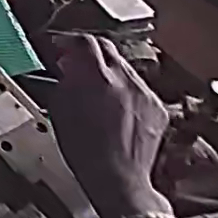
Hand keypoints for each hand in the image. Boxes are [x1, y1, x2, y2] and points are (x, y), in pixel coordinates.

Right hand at [47, 33, 171, 217]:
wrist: (117, 178)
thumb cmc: (84, 149)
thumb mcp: (59, 108)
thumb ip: (65, 80)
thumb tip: (68, 67)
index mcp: (97, 78)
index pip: (84, 41)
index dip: (68, 40)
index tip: (60, 46)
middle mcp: (125, 81)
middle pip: (106, 47)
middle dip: (87, 51)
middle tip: (72, 61)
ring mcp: (145, 93)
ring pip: (122, 66)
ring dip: (105, 70)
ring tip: (91, 87)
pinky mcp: (157, 108)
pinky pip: (137, 87)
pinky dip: (122, 88)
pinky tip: (111, 105)